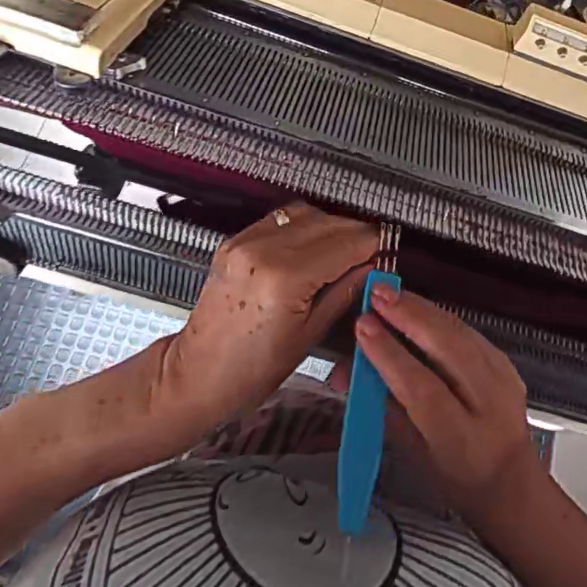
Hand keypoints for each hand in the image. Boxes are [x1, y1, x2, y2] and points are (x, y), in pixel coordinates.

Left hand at [149, 204, 378, 443]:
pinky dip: (301, 225)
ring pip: (302, 213)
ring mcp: (244, 241)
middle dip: (354, 232)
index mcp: (284, 278)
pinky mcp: (233, 241)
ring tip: (346, 245)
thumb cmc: (253, 369)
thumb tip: (371, 267)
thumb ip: (342, 292)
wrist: (198, 373)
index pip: (342, 244)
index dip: (370, 243)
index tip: (388, 245)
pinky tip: (314, 243)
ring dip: (329, 224)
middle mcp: (262, 249)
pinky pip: (278, 220)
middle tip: (373, 247)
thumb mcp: (309, 336)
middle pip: (324, 223)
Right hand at [352, 285, 539, 520]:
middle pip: (450, 350)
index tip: (362, 326)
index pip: (423, 389)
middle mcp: (491, 408)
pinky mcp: (508, 365)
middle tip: (376, 296)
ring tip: (388, 292)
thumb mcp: (413, 450)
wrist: (513, 486)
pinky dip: (436, 315)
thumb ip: (383, 402)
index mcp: (463, 442)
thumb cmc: (452, 476)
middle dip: (410, 317)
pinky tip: (413, 304)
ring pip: (460, 333)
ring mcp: (505, 382)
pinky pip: (467, 331)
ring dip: (421, 308)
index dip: (390, 354)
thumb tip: (348, 363)